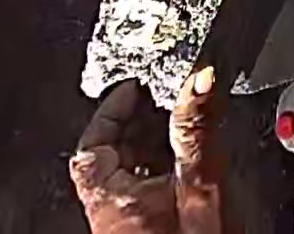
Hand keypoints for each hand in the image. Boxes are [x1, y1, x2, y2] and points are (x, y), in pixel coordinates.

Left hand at [69, 67, 222, 233]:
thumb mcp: (203, 184)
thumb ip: (198, 128)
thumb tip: (201, 76)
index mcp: (113, 207)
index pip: (91, 148)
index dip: (111, 112)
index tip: (134, 87)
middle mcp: (113, 223)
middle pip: (109, 161)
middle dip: (136, 123)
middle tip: (164, 96)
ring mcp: (130, 233)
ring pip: (128, 179)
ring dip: (151, 145)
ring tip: (181, 121)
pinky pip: (147, 195)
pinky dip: (164, 169)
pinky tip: (190, 163)